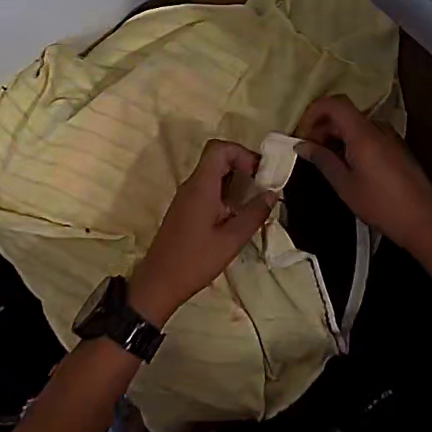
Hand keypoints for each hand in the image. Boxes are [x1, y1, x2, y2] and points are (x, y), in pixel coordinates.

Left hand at [129, 139, 276, 324]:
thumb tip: (272, 193)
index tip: (259, 173)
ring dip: (235, 181)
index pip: (219, 149)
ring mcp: (186, 197)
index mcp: (201, 187)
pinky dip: (225, 193)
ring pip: (213, 174)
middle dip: (242, 165)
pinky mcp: (185, 209)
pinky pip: (207, 189)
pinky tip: (237, 215)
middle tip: (263, 185)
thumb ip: (254, 214)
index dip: (242, 153)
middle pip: (217, 158)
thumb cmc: (195, 261)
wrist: (158, 283)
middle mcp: (191, 186)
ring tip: (254, 201)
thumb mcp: (232, 240)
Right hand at [296, 95, 431, 253]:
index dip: (313, 112)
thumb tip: (301, 144)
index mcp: (363, 133)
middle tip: (308, 151)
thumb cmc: (380, 203)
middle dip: (321, 127)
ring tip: (324, 161)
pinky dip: (351, 142)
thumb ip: (322, 160)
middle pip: (344, 113)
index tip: (302, 134)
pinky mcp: (396, 148)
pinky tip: (346, 166)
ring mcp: (389, 136)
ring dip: (336, 136)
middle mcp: (377, 128)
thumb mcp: (344, 184)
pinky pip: (368, 135)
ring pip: (355, 125)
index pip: (334, 103)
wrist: (423, 219)